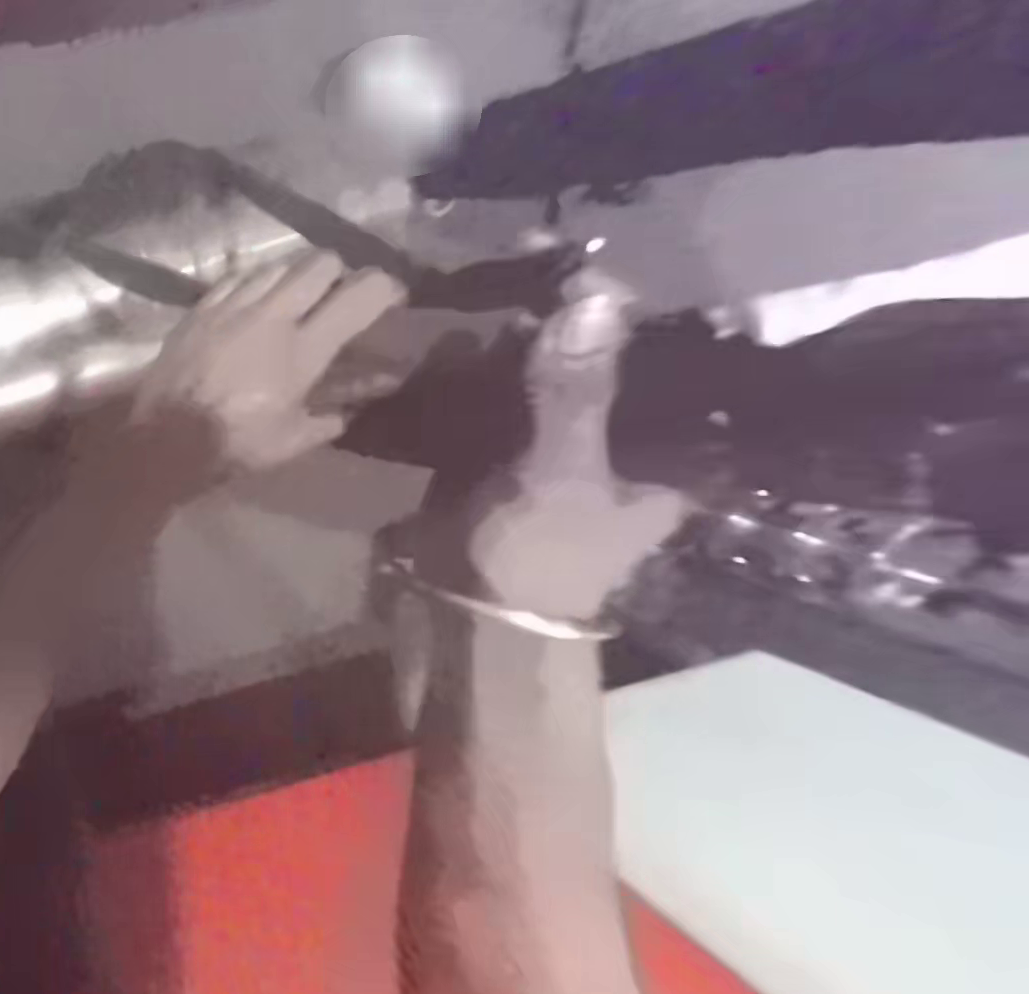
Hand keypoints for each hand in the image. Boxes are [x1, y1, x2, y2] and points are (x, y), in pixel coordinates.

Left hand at [133, 249, 402, 471]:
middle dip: (339, 273)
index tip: (390, 299)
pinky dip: (256, 283)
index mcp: (301, 350)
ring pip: (278, 264)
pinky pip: (237, 277)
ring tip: (294, 300)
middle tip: (336, 298)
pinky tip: (253, 303)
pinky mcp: (198, 310)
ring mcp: (229, 307)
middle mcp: (270, 316)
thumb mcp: (290, 442)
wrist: (163, 441)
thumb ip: (330, 418)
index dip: (386, 287)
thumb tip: (355, 408)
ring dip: (296, 276)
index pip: (360, 293)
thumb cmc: (232, 447)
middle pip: (320, 262)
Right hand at [420, 270, 686, 619]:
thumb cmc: (538, 558)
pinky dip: (465, 376)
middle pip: (586, 360)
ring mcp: (539, 446)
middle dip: (554, 319)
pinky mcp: (485, 456)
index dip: (619, 311)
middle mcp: (604, 438)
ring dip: (504, 343)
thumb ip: (575, 395)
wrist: (462, 615)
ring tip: (480, 292)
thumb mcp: (563, 477)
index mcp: (658, 448)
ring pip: (528, 377)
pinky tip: (448, 344)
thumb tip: (590, 297)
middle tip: (519, 267)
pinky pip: (481, 402)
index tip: (578, 264)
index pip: (653, 355)